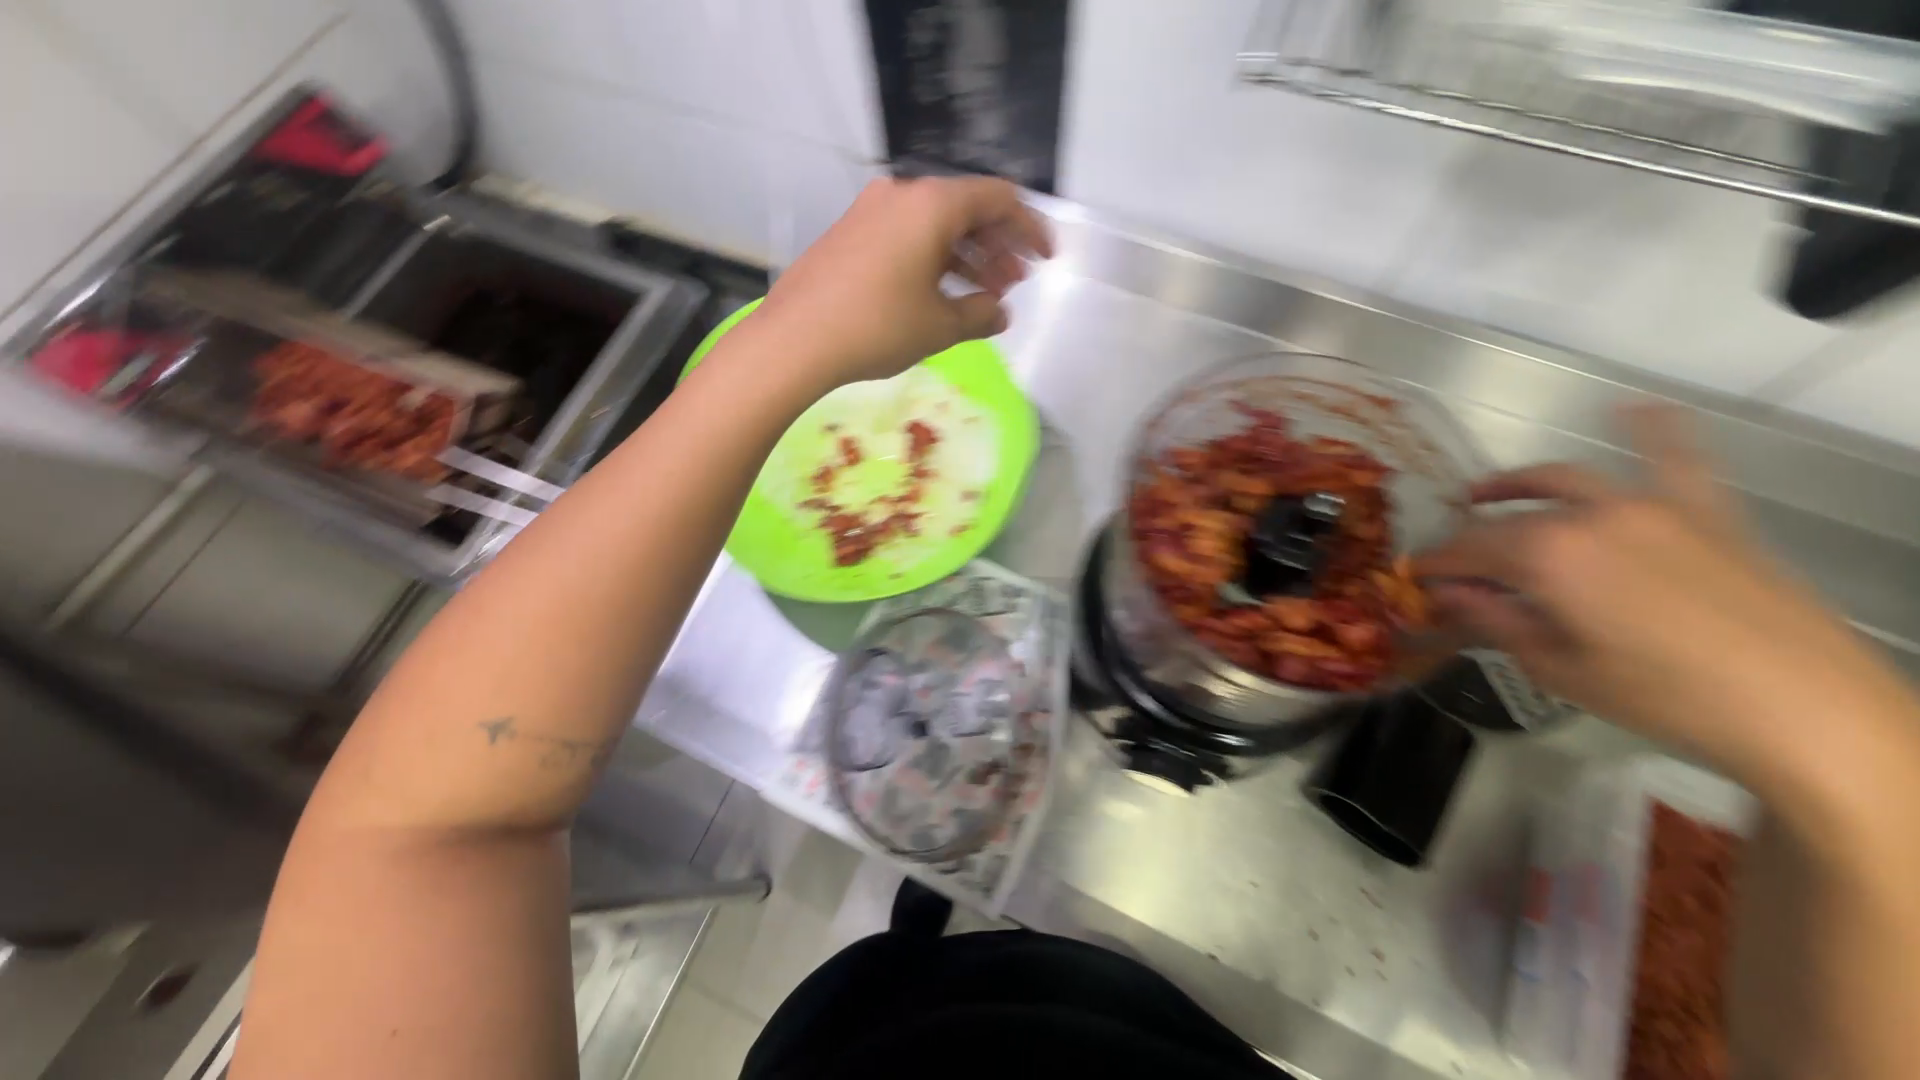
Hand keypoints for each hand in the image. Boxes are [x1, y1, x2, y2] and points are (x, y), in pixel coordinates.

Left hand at [744, 175, 1052, 387]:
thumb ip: (980, 314)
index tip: (1045, 259)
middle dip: (997, 246)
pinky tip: (939, 293)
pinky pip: (906, 235)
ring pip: (934, 224)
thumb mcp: (939, 326)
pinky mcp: (850, 234)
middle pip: (966, 209)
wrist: (793, 340)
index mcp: (932, 205)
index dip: (1029, 228)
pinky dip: (933, 258)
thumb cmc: (877, 327)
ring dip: (965, 255)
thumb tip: (999, 313)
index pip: (998, 199)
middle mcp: (902, 195)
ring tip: (982, 294)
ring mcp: (871, 212)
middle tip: (1014, 283)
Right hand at [1416, 407, 1912, 768]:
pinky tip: (1632, 408)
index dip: (1437, 564)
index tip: (1415, 576)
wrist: (1804, 706)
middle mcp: (1591, 515)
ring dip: (1521, 483)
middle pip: (1510, 517)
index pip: (1469, 550)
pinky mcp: (1705, 511)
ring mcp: (1651, 505)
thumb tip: (1449, 593)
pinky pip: (1676, 457)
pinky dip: (1652, 428)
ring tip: (1490, 492)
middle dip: (1472, 535)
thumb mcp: (1560, 669)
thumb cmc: (1665, 697)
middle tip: (1454, 558)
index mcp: (1548, 556)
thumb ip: (1496, 622)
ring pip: (1569, 479)